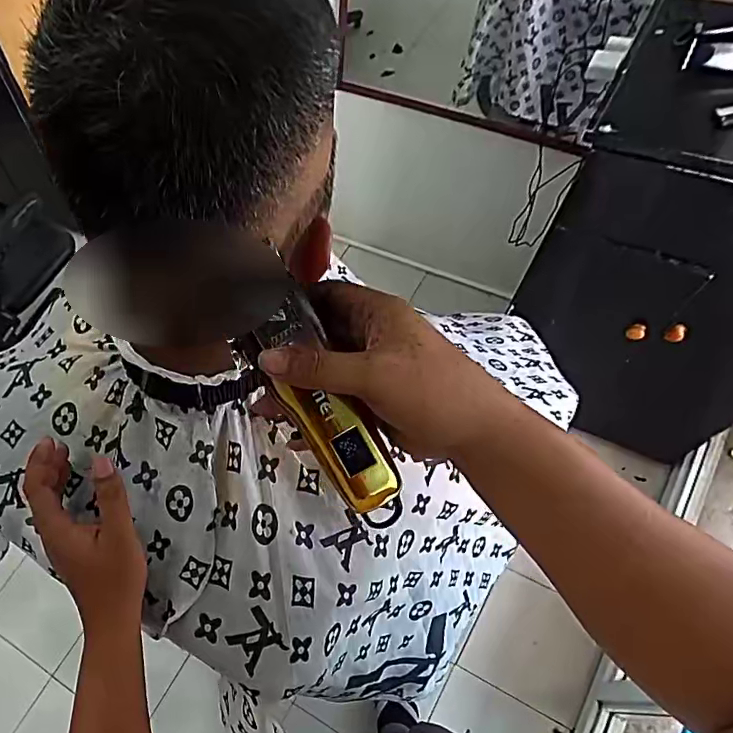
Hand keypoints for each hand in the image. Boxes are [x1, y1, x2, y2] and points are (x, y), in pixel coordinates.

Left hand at [22, 438, 146, 626]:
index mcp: (56, 529)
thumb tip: (100, 460)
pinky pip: (59, 515)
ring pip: (48, 506)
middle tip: (59, 445)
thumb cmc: (116, 580)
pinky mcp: (71, 551)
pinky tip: (81, 492)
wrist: (113, 620)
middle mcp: (52, 535)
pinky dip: (64, 496)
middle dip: (46, 467)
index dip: (40, 463)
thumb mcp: (119, 534)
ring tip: (68, 460)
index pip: (36, 489)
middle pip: (38, 496)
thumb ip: (111, 496)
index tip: (51, 442)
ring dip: (54, 481)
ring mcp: (60, 545)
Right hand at [254, 280, 520, 460]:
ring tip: (268, 410)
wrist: (474, 435)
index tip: (260, 324)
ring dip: (300, 394)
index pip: (326, 297)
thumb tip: (271, 359)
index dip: (293, 307)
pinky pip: (337, 405)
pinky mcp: (373, 402)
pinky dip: (318, 417)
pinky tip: (297, 433)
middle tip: (258, 378)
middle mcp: (371, 339)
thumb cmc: (437, 391)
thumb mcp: (372, 374)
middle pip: (319, 343)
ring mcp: (372, 373)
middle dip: (289, 361)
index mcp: (376, 315)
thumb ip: (319, 368)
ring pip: (325, 378)